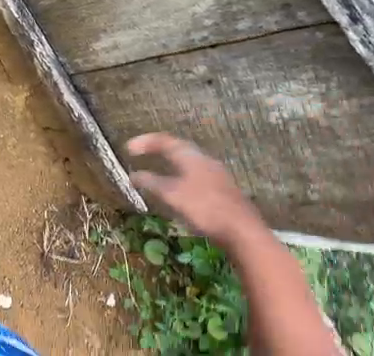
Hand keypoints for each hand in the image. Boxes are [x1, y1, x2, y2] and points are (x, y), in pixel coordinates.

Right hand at [126, 133, 263, 247]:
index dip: (145, 142)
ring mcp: (218, 174)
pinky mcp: (225, 190)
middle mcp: (205, 160)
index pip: (164, 140)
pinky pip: (198, 175)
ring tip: (160, 172)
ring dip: (172, 164)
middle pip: (179, 148)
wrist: (244, 232)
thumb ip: (152, 183)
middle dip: (160, 150)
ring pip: (190, 162)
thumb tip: (133, 175)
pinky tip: (182, 191)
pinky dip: (183, 177)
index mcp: (190, 156)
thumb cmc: (205, 208)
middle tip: (145, 155)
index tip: (129, 149)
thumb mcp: (172, 195)